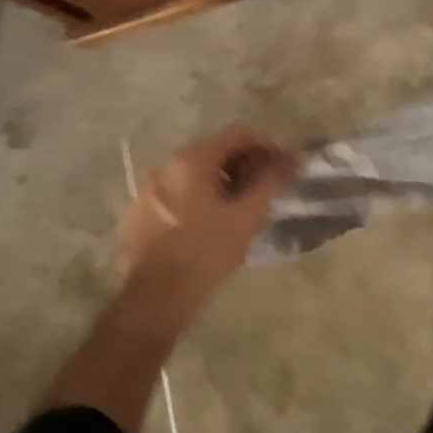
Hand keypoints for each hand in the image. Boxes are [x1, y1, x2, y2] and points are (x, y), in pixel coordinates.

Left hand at [119, 125, 297, 297]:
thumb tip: (292, 160)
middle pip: (216, 150)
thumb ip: (273, 180)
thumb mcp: (249, 214)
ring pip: (196, 172)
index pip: (239, 134)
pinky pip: (178, 191)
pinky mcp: (139, 213)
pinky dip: (201, 195)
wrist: (155, 299)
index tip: (283, 168)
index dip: (268, 146)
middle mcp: (165, 166)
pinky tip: (212, 221)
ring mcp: (147, 189)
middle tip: (265, 188)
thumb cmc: (207, 251)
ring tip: (242, 206)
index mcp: (192, 160)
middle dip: (246, 164)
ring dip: (224, 180)